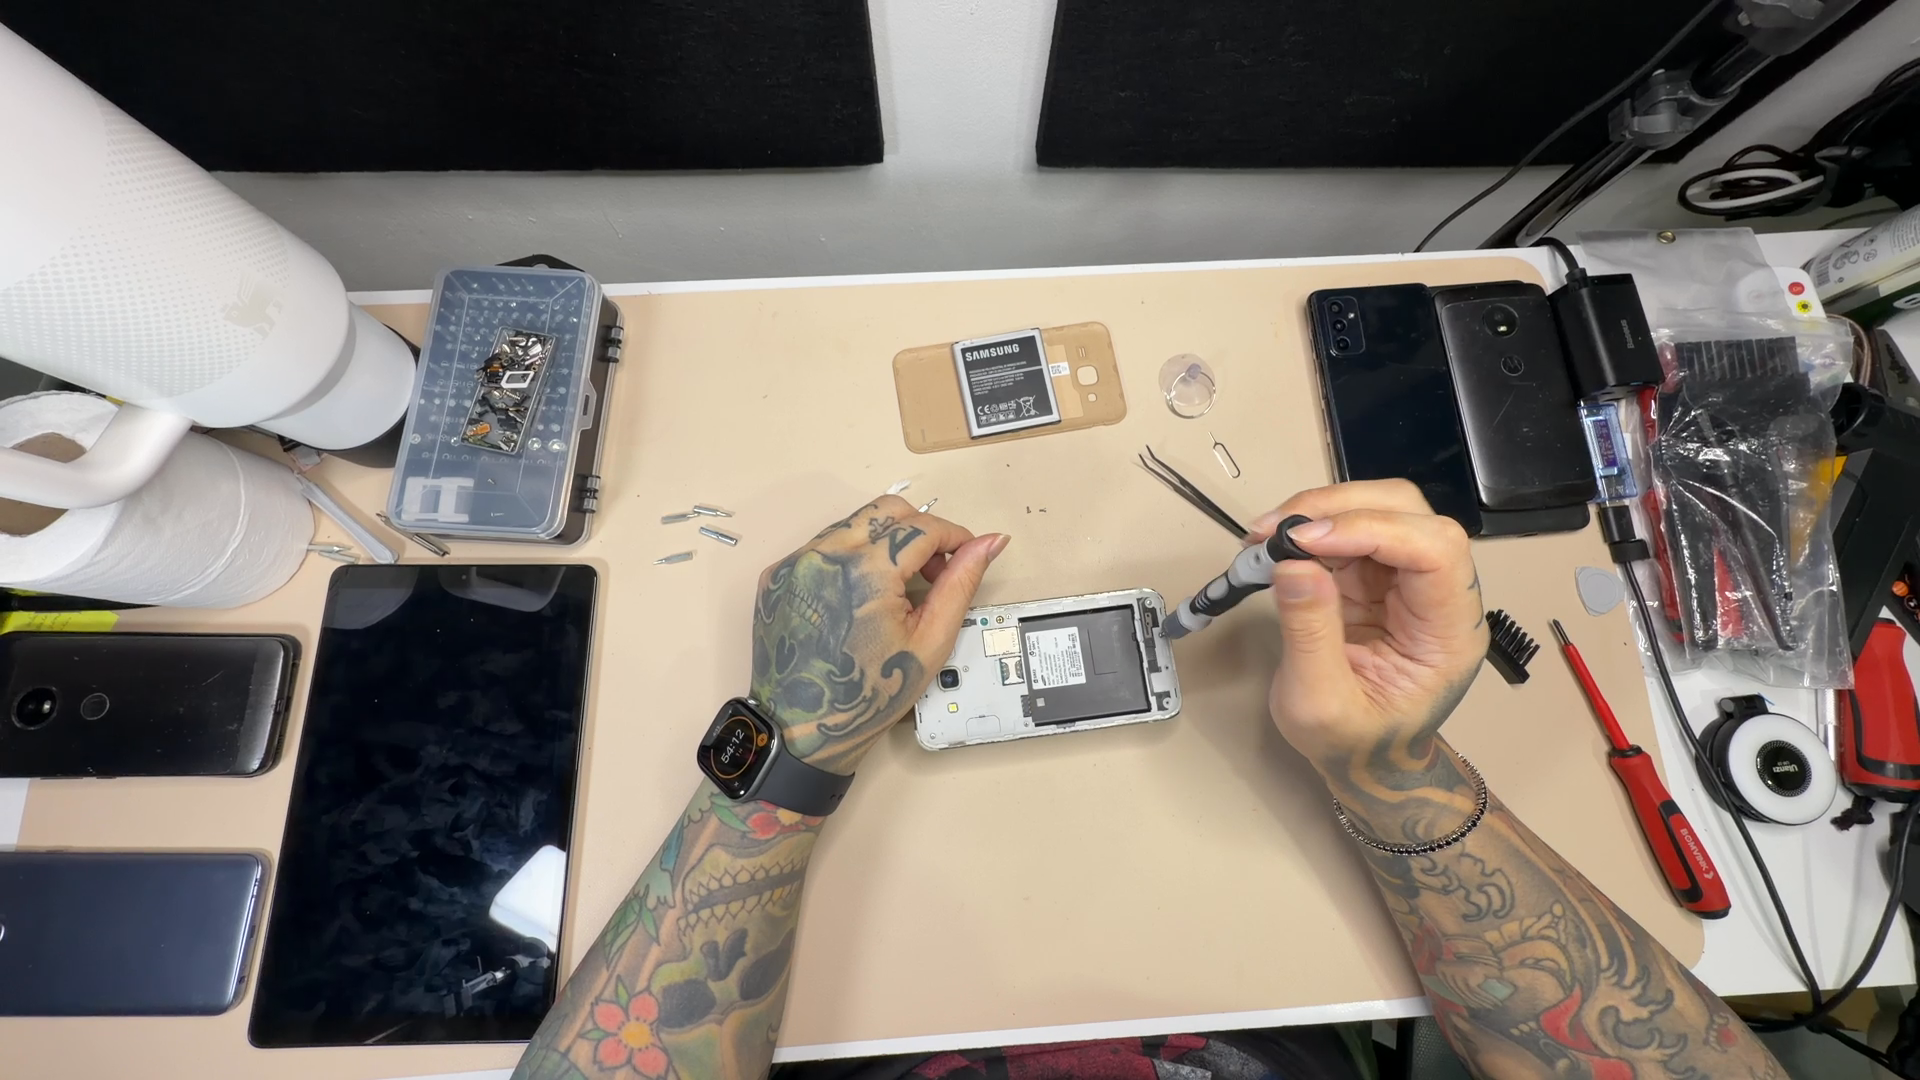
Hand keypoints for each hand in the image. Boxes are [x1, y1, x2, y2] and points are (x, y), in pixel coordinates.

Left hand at [752, 495, 1008, 773]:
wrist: (802, 728)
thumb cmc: (869, 694)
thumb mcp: (930, 640)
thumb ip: (961, 582)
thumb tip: (990, 542)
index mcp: (867, 572)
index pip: (923, 526)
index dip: (954, 536)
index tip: (966, 553)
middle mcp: (826, 555)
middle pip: (887, 510)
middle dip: (920, 529)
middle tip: (934, 569)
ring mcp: (797, 562)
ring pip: (855, 522)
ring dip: (887, 540)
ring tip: (899, 585)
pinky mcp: (779, 573)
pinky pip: (826, 544)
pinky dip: (853, 556)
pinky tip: (863, 595)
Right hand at [1248, 480, 1486, 781]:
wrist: (1361, 759)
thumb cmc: (1352, 743)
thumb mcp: (1319, 702)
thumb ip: (1309, 634)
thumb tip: (1293, 564)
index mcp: (1447, 631)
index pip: (1433, 550)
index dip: (1370, 530)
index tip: (1302, 542)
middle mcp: (1435, 595)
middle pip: (1409, 512)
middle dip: (1340, 508)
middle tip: (1275, 529)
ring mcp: (1401, 582)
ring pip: (1376, 510)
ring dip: (1317, 511)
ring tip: (1264, 535)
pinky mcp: (1368, 579)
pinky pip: (1343, 533)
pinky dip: (1304, 529)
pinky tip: (1270, 545)